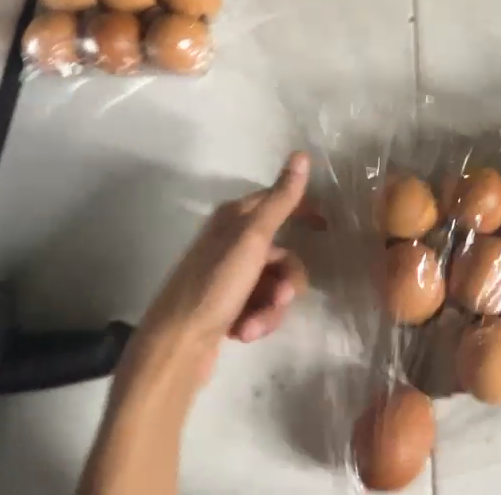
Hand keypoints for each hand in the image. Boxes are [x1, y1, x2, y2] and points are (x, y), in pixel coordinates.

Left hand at [128, 152, 312, 386]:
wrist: (175, 347)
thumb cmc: (214, 286)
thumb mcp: (252, 239)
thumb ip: (280, 200)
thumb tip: (301, 154)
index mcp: (233, 219)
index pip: (276, 201)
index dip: (302, 211)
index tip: (325, 227)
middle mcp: (229, 242)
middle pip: (281, 254)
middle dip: (287, 281)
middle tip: (281, 298)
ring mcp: (227, 277)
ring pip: (273, 285)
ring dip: (271, 308)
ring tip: (254, 326)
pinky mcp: (226, 307)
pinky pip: (259, 307)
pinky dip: (257, 320)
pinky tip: (242, 334)